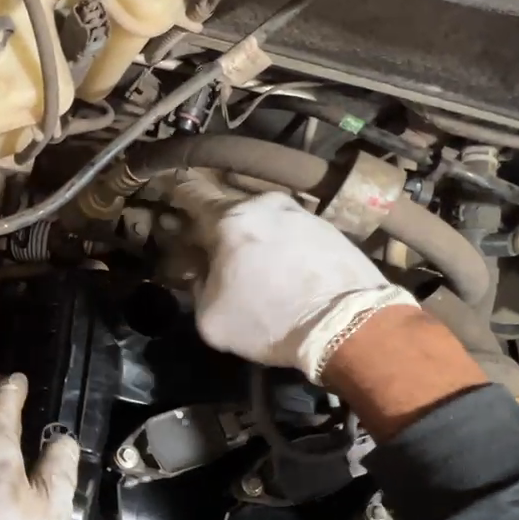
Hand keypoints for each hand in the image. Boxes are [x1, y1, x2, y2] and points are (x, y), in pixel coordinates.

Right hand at [183, 190, 416, 382]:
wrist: (351, 326)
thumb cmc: (270, 320)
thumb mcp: (210, 317)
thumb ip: (196, 287)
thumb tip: (202, 273)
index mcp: (229, 218)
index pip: (191, 193)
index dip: (175, 195)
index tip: (167, 199)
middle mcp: (265, 204)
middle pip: (228, 207)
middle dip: (215, 224)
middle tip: (209, 247)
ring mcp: (302, 213)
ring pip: (262, 218)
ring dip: (251, 235)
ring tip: (250, 263)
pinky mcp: (330, 228)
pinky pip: (290, 230)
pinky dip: (280, 244)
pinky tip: (282, 269)